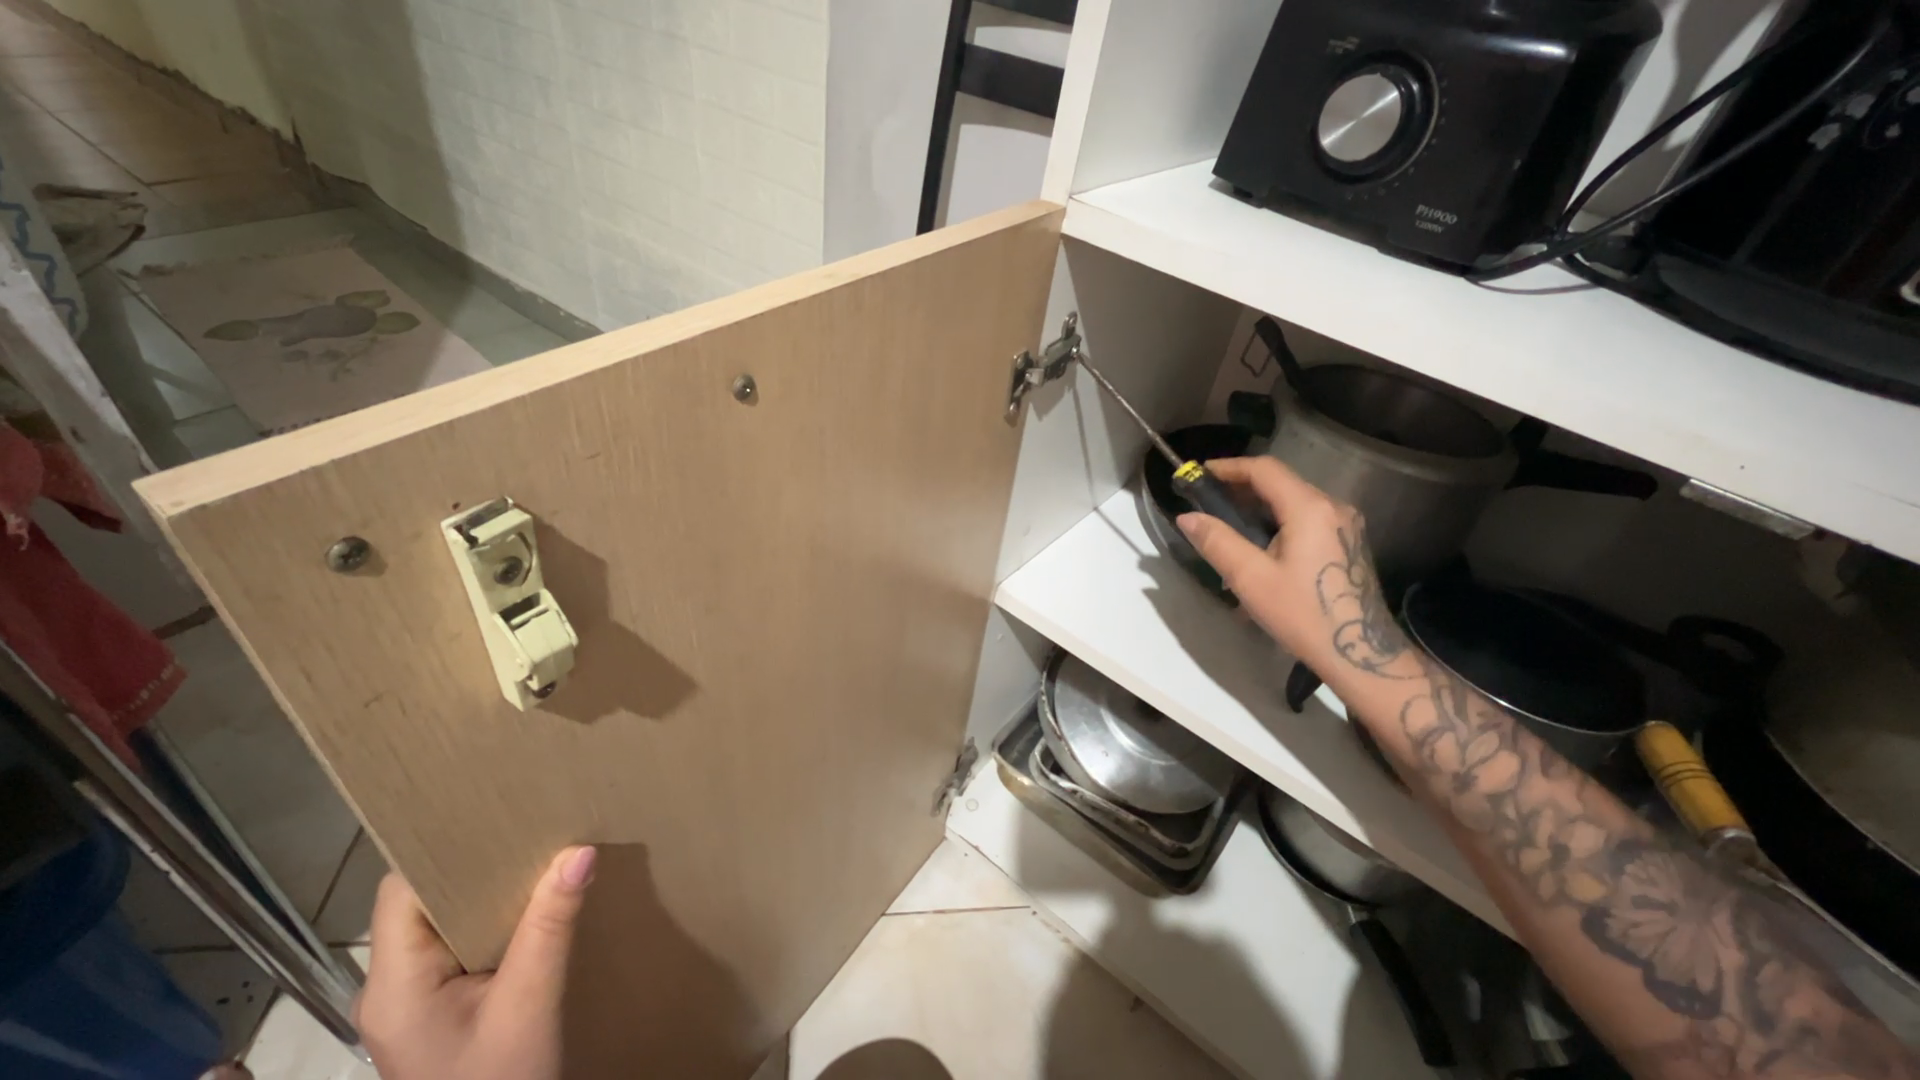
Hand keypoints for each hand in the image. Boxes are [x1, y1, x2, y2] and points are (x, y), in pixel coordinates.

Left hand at [357, 846, 596, 1079]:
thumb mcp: (530, 1006)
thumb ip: (549, 928)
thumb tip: (578, 852)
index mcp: (393, 983)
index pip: (403, 891)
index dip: (444, 850)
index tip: (497, 817)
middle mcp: (389, 985)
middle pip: (420, 901)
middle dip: (474, 865)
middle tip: (529, 829)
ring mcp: (408, 1000)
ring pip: (440, 923)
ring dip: (485, 893)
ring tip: (536, 857)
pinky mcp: (432, 1010)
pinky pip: (456, 947)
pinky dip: (490, 922)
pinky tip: (530, 907)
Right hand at [1177, 458, 1407, 678]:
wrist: (1361, 654)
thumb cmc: (1304, 614)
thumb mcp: (1252, 579)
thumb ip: (1217, 541)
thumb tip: (1187, 517)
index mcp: (1310, 508)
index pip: (1264, 470)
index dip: (1229, 467)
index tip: (1200, 475)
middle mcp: (1333, 506)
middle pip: (1281, 482)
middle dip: (1242, 488)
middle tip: (1208, 501)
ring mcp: (1345, 524)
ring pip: (1294, 501)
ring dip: (1260, 506)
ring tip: (1228, 525)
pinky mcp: (1349, 542)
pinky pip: (1308, 518)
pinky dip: (1279, 521)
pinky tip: (1260, 546)